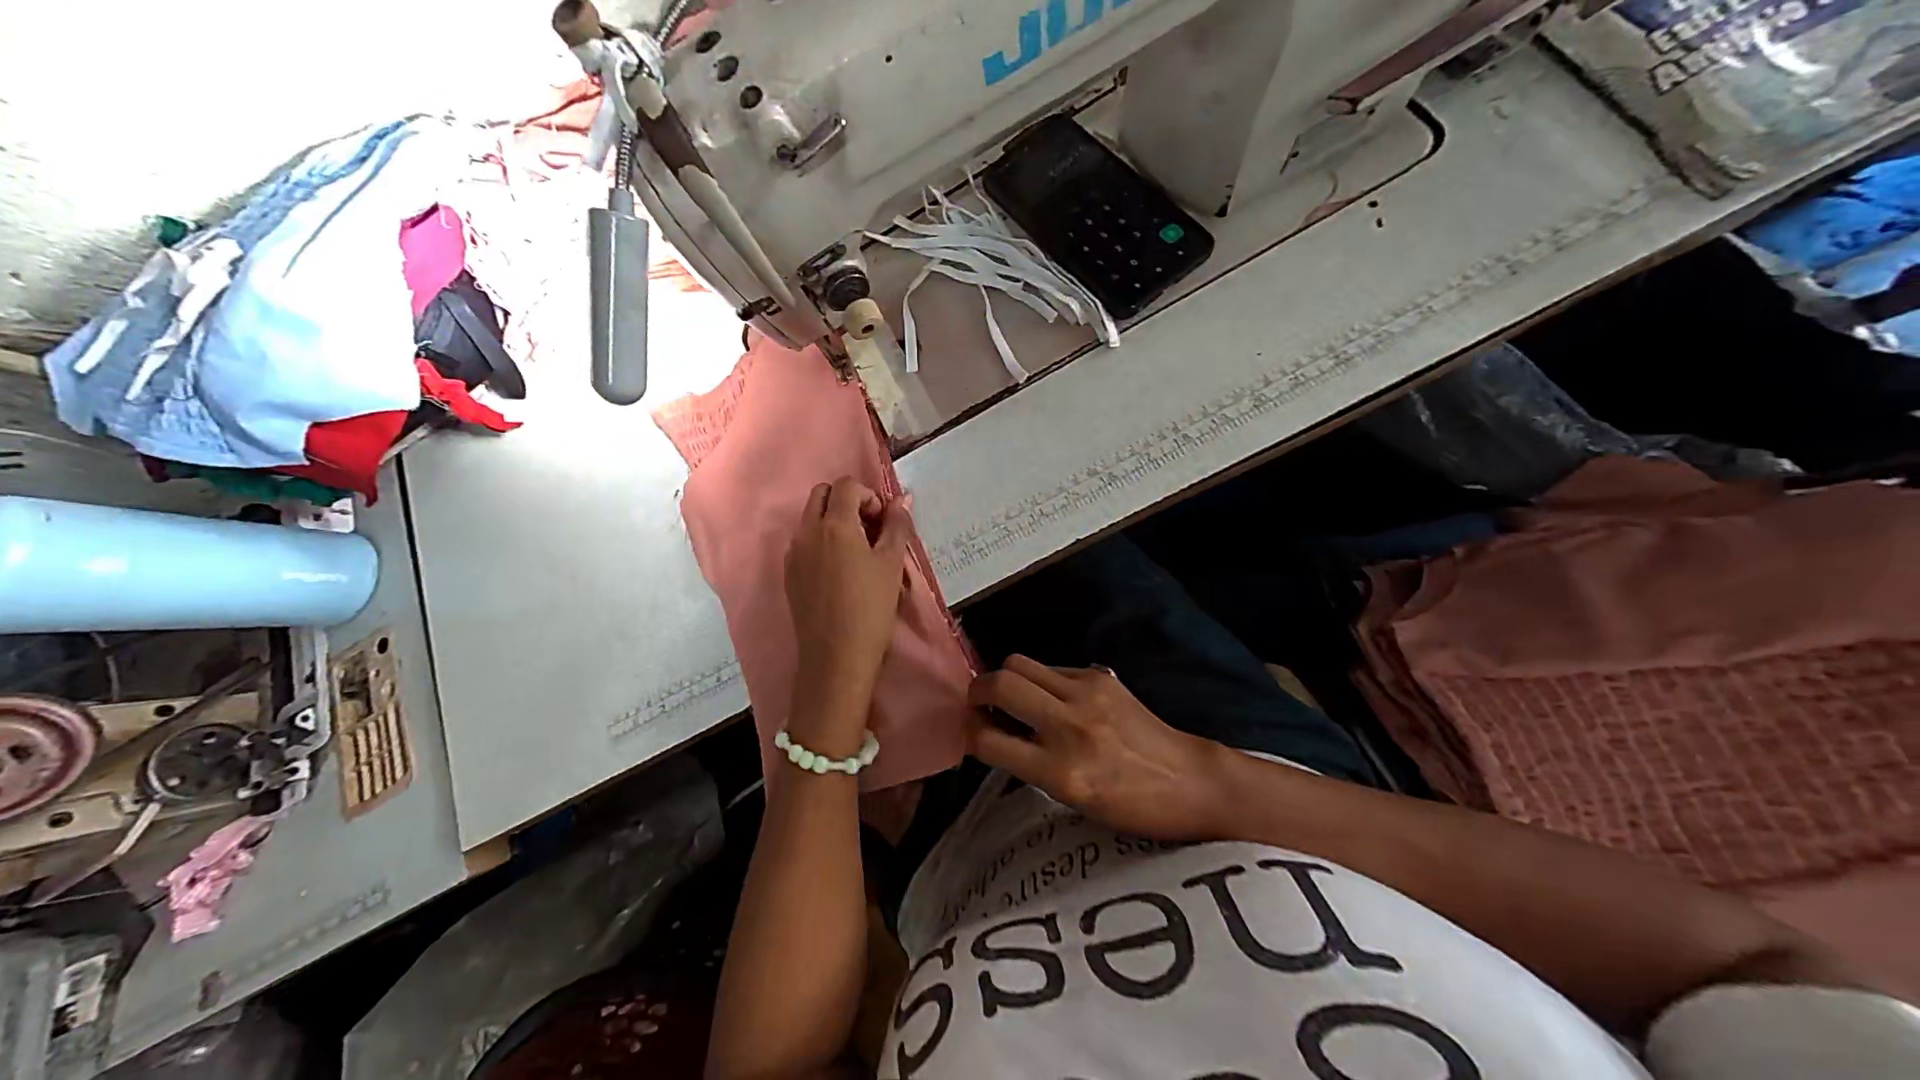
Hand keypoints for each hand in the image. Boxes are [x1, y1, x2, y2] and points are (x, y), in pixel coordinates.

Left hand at [785, 477, 911, 748]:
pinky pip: (803, 544)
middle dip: (847, 502)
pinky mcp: (789, 575)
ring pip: (810, 519)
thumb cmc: (871, 608)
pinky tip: (838, 573)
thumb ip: (897, 527)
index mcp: (834, 524)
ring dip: (832, 521)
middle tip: (869, 530)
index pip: (846, 486)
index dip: (869, 496)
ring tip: (856, 553)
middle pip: (822, 495)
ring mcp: (793, 554)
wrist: (836, 656)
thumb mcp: (892, 565)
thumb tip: (902, 500)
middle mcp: (807, 532)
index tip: (883, 522)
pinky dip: (821, 543)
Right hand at [967, 655, 1235, 841]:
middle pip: (999, 683)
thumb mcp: (1071, 799)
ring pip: (1020, 663)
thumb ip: (1029, 765)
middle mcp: (1069, 727)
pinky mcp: (1101, 676)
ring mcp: (1087, 694)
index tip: (970, 731)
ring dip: (1007, 678)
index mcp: (1060, 773)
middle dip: (978, 691)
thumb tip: (993, 732)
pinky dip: (1041, 679)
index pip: (988, 740)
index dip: (969, 733)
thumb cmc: (1130, 806)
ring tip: (1013, 697)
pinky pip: (1052, 666)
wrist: (1190, 780)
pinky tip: (1053, 698)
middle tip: (980, 704)